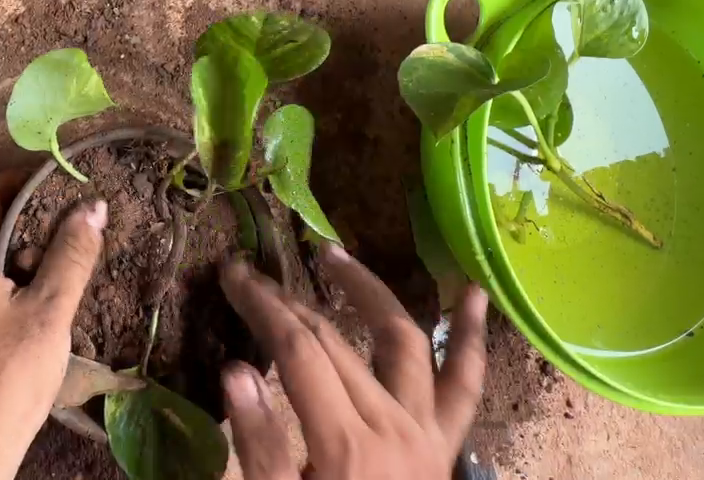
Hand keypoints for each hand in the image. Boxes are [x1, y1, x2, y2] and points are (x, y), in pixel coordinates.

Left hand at [0, 178, 108, 479]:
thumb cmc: (6, 375)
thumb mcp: (49, 312)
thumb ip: (71, 256)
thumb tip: (93, 205)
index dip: (14, 179)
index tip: (51, 179)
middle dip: (16, 212)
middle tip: (58, 214)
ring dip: (11, 246)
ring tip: (53, 254)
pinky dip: (3, 275)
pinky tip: (33, 298)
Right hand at [219, 245, 487, 479]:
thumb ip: (261, 447)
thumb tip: (235, 370)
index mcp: (347, 449)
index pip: (297, 349)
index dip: (260, 305)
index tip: (229, 272)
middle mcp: (395, 429)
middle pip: (334, 339)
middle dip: (287, 299)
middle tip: (252, 274)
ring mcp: (428, 436)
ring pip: (403, 342)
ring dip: (368, 291)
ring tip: (335, 255)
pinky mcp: (445, 447)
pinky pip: (465, 386)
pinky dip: (471, 338)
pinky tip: (474, 293)